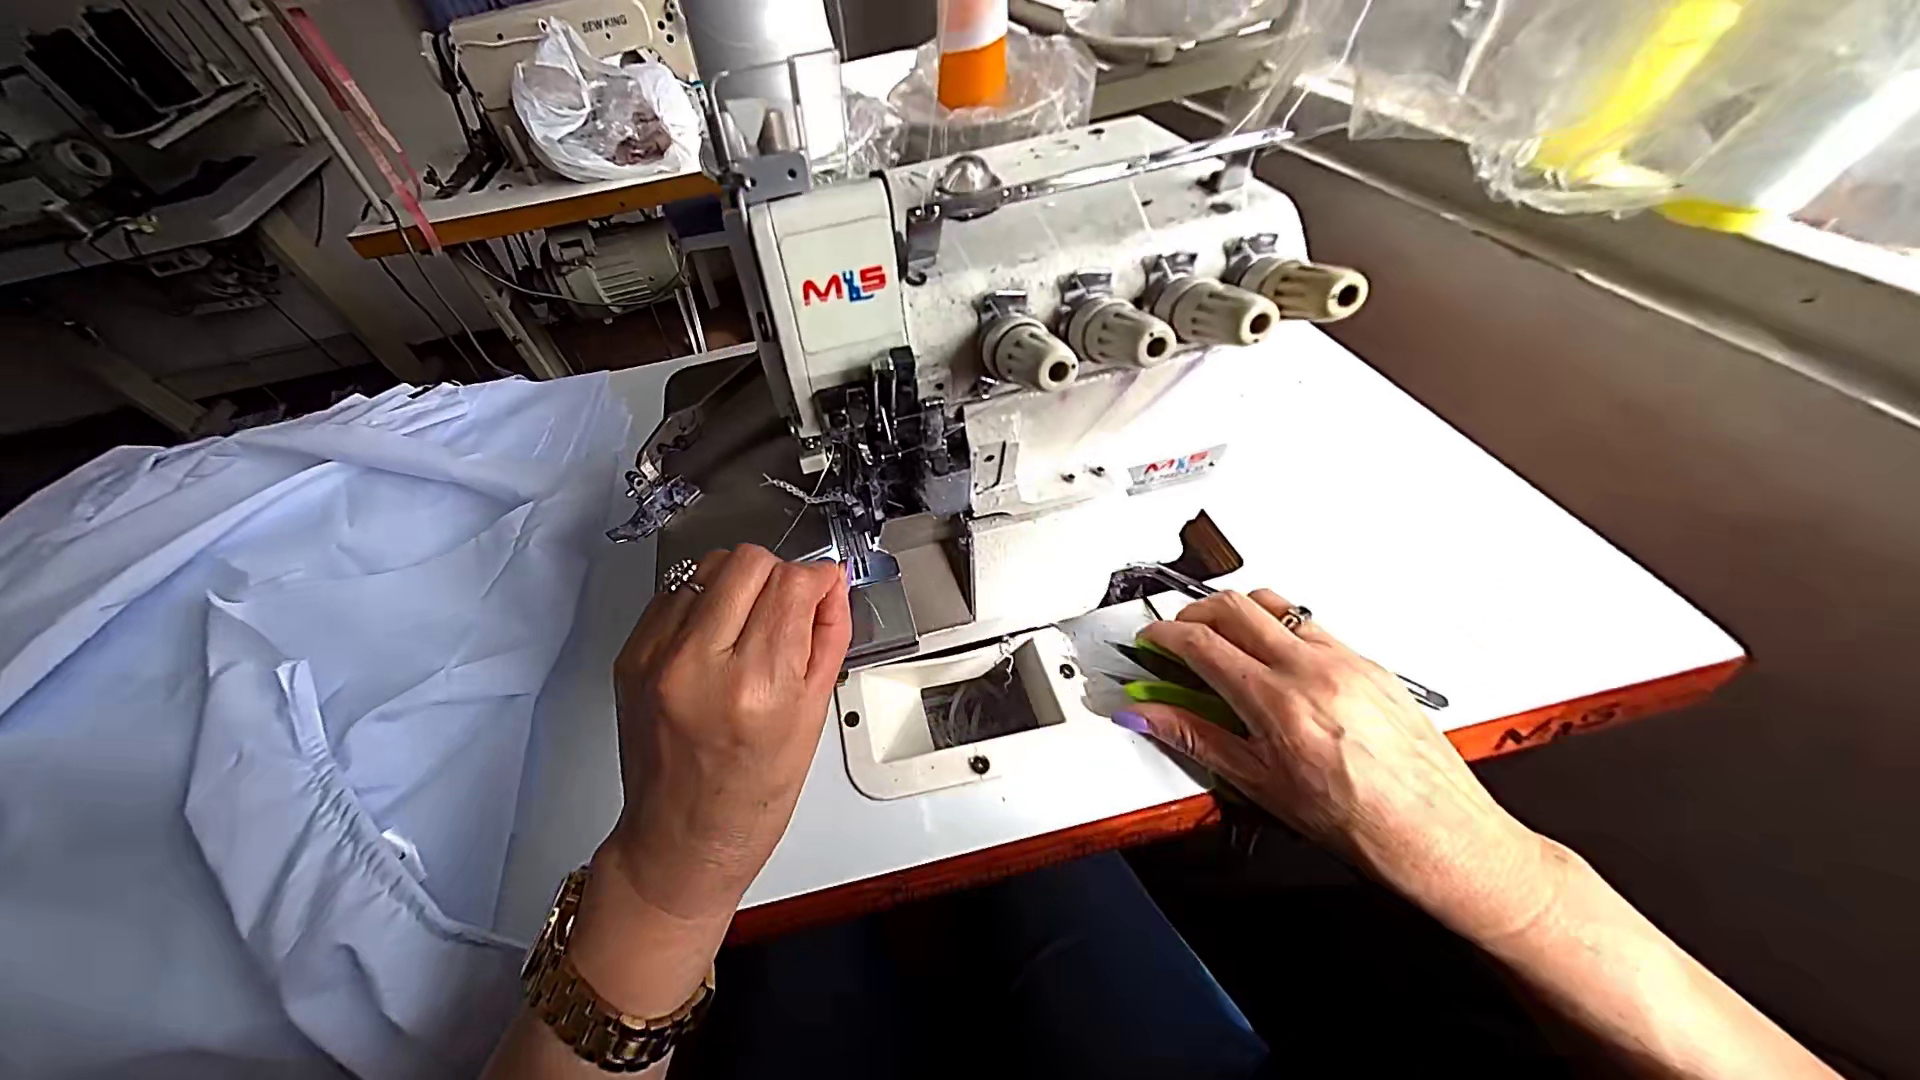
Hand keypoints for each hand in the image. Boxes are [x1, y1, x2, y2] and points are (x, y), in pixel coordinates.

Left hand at [602, 544, 850, 920]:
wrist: (682, 836)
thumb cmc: (751, 794)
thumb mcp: (813, 715)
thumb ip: (827, 637)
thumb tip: (832, 587)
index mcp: (757, 686)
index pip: (793, 584)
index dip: (819, 578)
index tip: (825, 587)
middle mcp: (698, 664)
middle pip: (749, 561)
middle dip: (782, 574)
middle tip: (791, 606)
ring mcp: (656, 657)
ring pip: (711, 565)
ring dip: (743, 582)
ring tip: (752, 624)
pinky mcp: (631, 655)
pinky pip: (677, 590)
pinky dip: (708, 599)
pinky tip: (720, 634)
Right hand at [1117, 590, 1555, 942]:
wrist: (1444, 839)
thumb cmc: (1363, 823)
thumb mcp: (1259, 784)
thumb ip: (1194, 737)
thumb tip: (1150, 716)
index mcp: (1279, 702)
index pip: (1201, 643)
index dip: (1163, 636)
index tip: (1152, 642)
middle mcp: (1314, 670)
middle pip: (1230, 605)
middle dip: (1191, 614)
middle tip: (1178, 638)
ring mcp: (1346, 660)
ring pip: (1271, 602)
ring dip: (1233, 612)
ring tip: (1222, 642)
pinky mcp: (1369, 662)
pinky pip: (1308, 621)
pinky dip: (1275, 626)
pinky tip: (1272, 659)